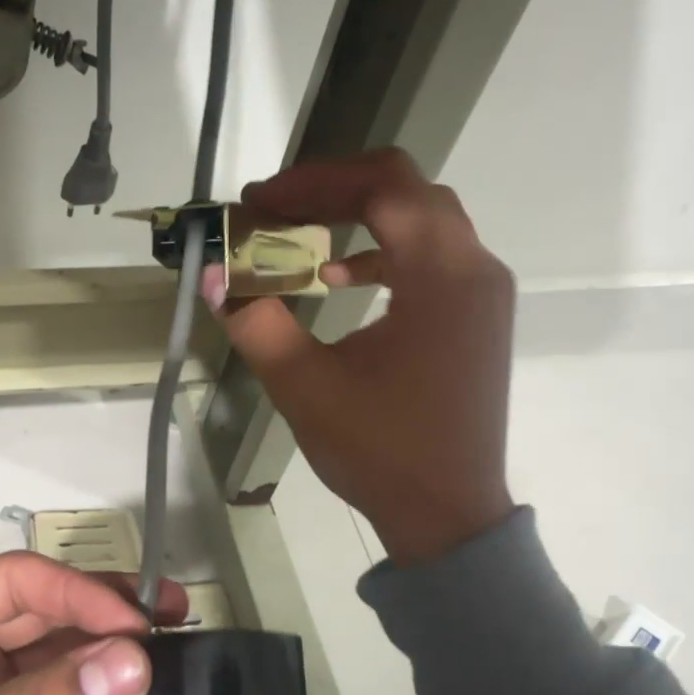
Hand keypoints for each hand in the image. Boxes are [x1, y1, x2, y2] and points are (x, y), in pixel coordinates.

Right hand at [204, 148, 516, 564]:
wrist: (447, 512)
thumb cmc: (379, 450)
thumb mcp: (305, 386)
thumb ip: (256, 322)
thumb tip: (211, 277)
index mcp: (441, 275)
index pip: (381, 187)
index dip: (313, 182)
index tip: (256, 203)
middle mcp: (474, 268)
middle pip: (404, 192)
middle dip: (332, 191)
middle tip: (272, 210)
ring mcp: (482, 293)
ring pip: (420, 220)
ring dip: (357, 219)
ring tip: (297, 236)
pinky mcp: (476, 318)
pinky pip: (430, 258)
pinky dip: (382, 254)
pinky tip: (337, 280)